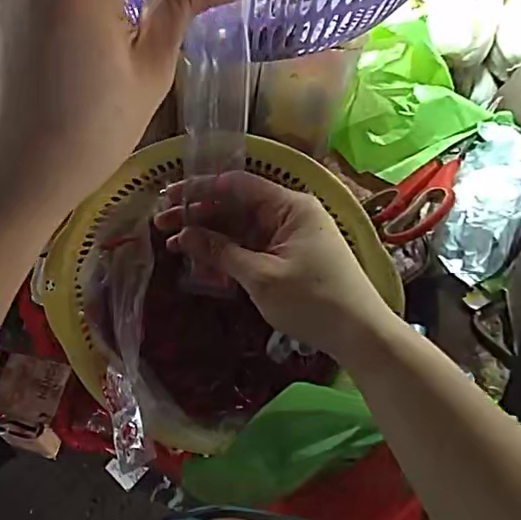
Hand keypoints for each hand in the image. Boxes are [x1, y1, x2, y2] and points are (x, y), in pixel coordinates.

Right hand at [154, 171, 394, 351]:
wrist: (360, 334)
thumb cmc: (314, 301)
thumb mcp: (261, 277)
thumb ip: (220, 252)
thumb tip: (182, 234)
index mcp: (290, 207)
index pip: (236, 185)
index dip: (198, 189)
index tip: (168, 198)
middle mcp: (288, 214)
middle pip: (234, 205)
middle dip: (197, 214)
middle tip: (161, 224)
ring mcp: (287, 237)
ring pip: (238, 228)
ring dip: (207, 235)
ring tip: (173, 244)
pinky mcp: (286, 258)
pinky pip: (248, 247)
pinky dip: (224, 252)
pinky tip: (199, 260)